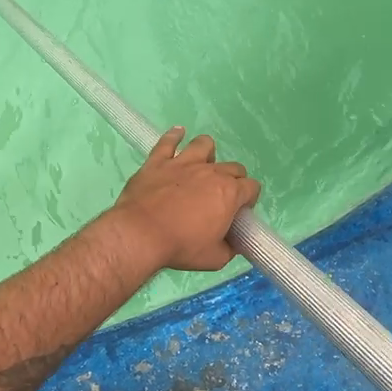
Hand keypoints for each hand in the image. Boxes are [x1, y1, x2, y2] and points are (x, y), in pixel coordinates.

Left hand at [108, 127, 261, 271]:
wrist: (139, 235)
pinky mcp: (157, 162)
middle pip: (233, 167)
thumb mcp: (215, 258)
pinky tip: (178, 133)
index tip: (238, 211)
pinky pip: (167, 141)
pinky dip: (174, 135)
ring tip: (203, 164)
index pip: (252, 188)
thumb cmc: (180, 247)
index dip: (248, 199)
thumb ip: (229, 248)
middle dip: (233, 179)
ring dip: (208, 153)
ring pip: (204, 145)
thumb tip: (233, 243)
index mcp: (229, 193)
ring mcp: (182, 163)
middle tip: (221, 195)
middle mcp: (210, 172)